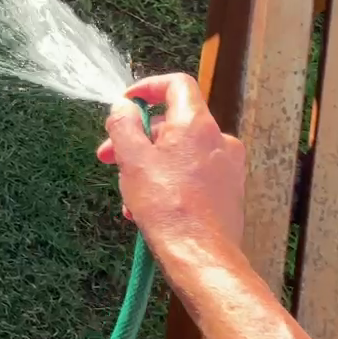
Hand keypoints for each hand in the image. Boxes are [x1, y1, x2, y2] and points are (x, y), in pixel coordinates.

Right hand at [97, 73, 245, 254]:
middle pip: (171, 121)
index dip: (146, 87)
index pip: (176, 84)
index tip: (125, 103)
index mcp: (196, 124)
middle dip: (136, 135)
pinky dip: (165, 177)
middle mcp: (219, 139)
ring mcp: (227, 165)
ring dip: (146, 161)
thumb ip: (123, 123)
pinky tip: (144, 203)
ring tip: (125, 188)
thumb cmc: (164, 203)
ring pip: (177, 149)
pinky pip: (190, 170)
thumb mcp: (131, 157)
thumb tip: (124, 106)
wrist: (200, 254)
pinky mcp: (228, 189)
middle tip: (109, 155)